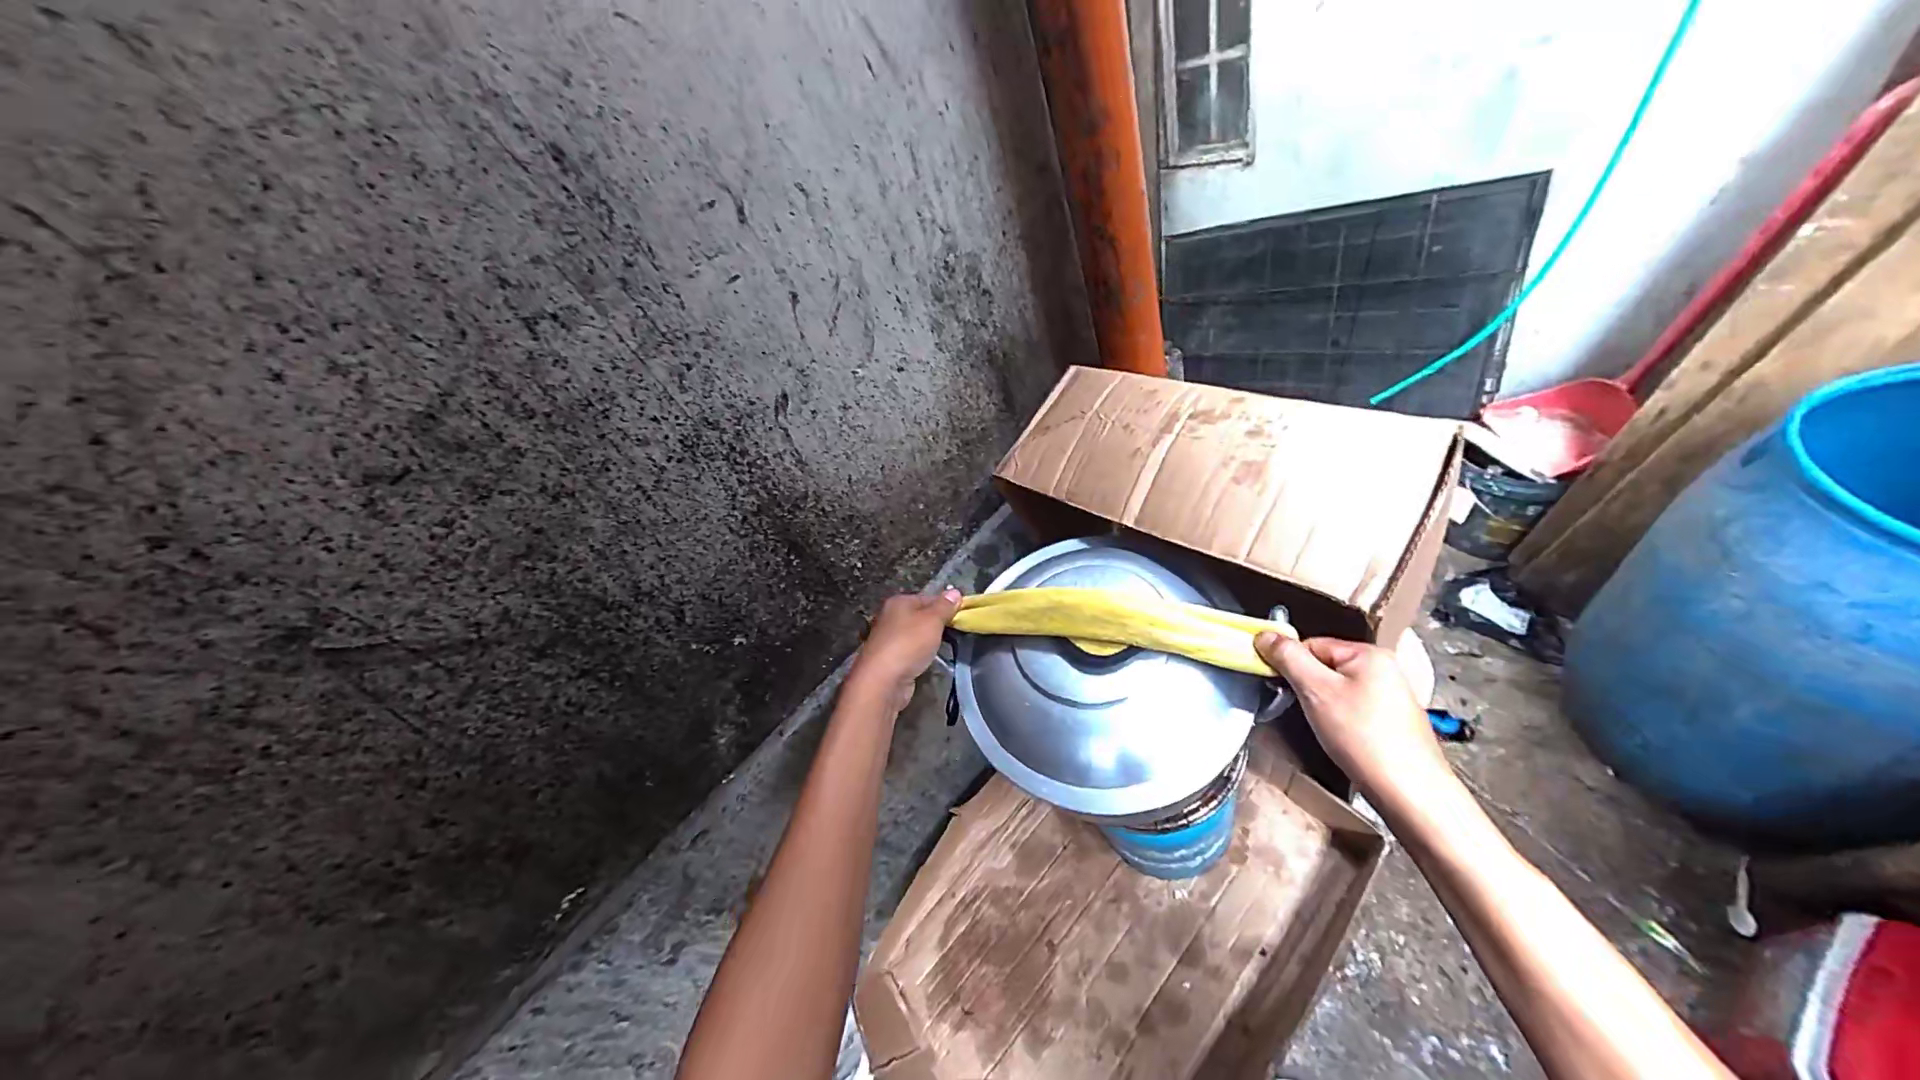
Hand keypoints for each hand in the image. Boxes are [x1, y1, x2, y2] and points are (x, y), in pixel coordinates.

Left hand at [846, 587, 963, 710]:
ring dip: (929, 641)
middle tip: (957, 632)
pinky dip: (919, 654)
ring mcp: (888, 638)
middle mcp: (890, 617)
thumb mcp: (932, 620)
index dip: (946, 605)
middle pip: (921, 616)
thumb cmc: (909, 644)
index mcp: (898, 602)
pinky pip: (910, 651)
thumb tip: (955, 592)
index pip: (928, 598)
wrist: (883, 681)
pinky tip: (928, 660)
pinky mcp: (888, 658)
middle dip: (938, 624)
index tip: (962, 615)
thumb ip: (945, 606)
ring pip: (915, 635)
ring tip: (945, 647)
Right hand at [1254, 634, 1451, 802]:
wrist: (1410, 792)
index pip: (1311, 644)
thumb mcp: (1315, 691)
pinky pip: (1352, 708)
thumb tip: (1266, 636)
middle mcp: (1385, 670)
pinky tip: (1343, 737)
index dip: (1290, 664)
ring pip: (1337, 689)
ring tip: (1328, 727)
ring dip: (1323, 705)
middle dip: (1308, 687)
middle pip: (1324, 666)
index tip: (1278, 682)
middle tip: (1307, 709)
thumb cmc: (1369, 741)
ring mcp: (1390, 696)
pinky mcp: (1391, 720)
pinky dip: (1340, 720)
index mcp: (1369, 654)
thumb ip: (1288, 658)